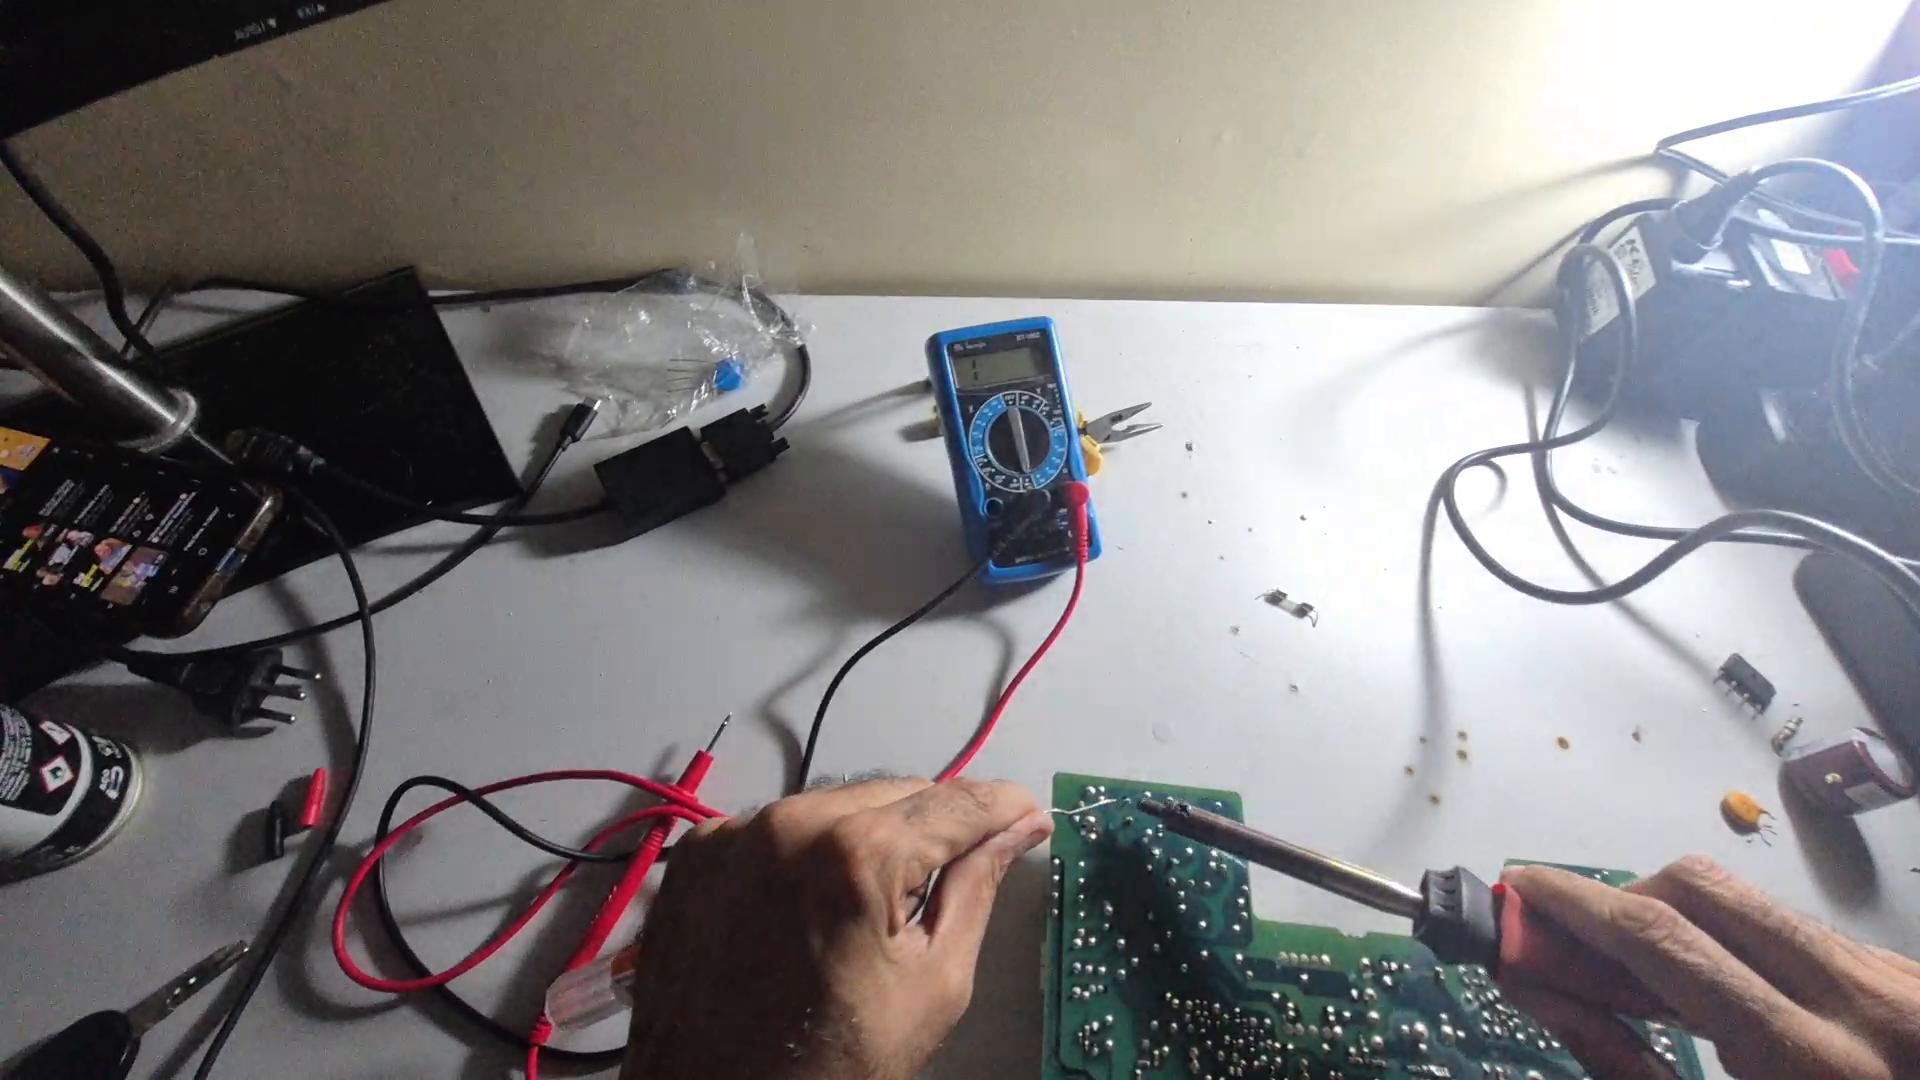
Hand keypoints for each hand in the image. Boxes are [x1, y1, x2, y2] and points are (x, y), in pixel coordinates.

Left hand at [620, 777, 1053, 1079]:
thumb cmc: (837, 1063)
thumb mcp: (933, 983)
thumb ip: (977, 885)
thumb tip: (1022, 823)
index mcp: (856, 852)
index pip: (955, 802)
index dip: (1001, 803)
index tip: (1028, 810)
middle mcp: (792, 818)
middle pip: (898, 791)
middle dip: (933, 824)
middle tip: (944, 875)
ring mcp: (738, 828)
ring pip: (840, 799)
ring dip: (872, 830)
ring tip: (869, 896)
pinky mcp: (703, 846)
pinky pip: (784, 821)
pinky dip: (811, 845)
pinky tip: (810, 897)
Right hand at [1498, 857, 1919, 1078]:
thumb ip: (1620, 1061)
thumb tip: (1527, 984)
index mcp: (1814, 1062)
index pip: (1657, 937)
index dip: (1571, 900)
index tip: (1518, 884)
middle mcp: (1864, 1003)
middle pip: (1694, 888)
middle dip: (1620, 900)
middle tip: (1590, 941)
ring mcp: (1897, 980)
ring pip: (1741, 893)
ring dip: (1674, 914)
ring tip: (1668, 976)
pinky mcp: (1906, 972)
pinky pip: (1787, 923)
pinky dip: (1732, 940)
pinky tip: (1738, 994)